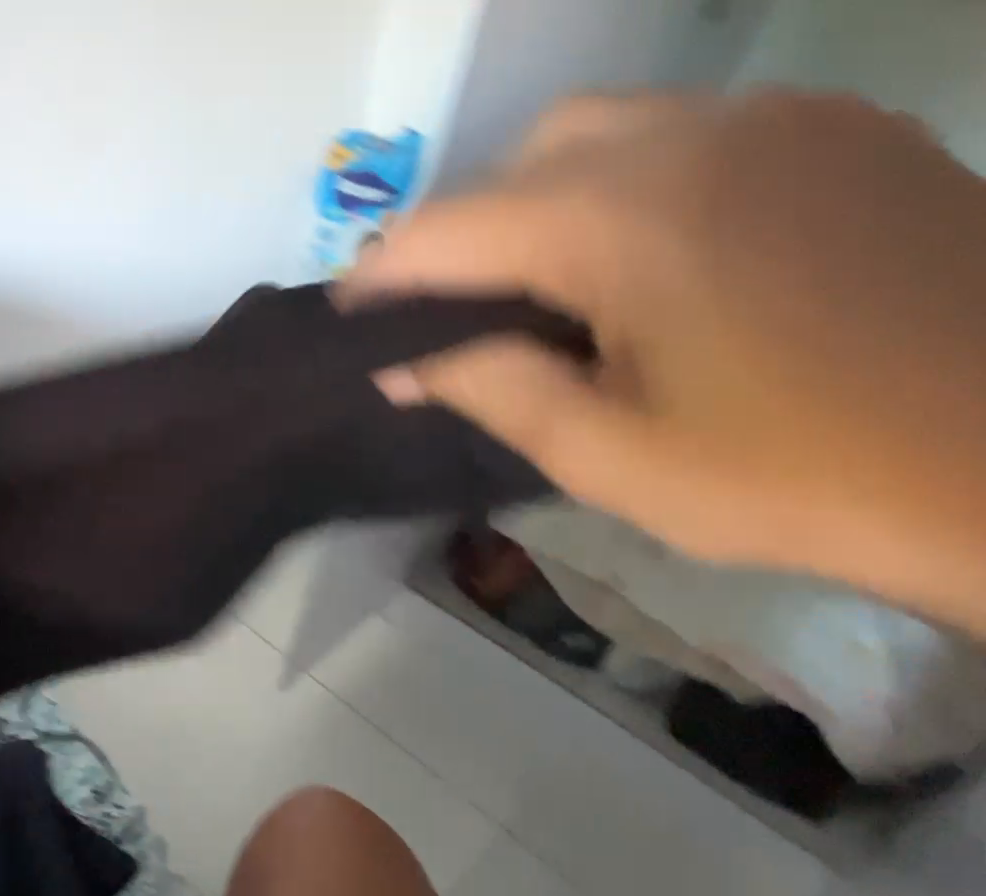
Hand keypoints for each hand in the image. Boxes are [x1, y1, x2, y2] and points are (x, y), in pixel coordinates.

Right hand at [347, 92, 985, 631]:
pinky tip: (644, 257)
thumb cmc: (795, 477)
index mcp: (625, 222)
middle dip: (462, 232)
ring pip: (603, 131)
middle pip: (521, 159)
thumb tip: (403, 361)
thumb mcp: (605, 455)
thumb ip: (487, 386)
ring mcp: (780, 124)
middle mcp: (695, 140)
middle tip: (447, 313)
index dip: (379, 275)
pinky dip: (628, 183)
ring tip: (539, 285)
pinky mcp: (843, 134)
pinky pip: (691, 134)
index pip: (447, 227)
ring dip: (541, 201)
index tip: (346, 322)